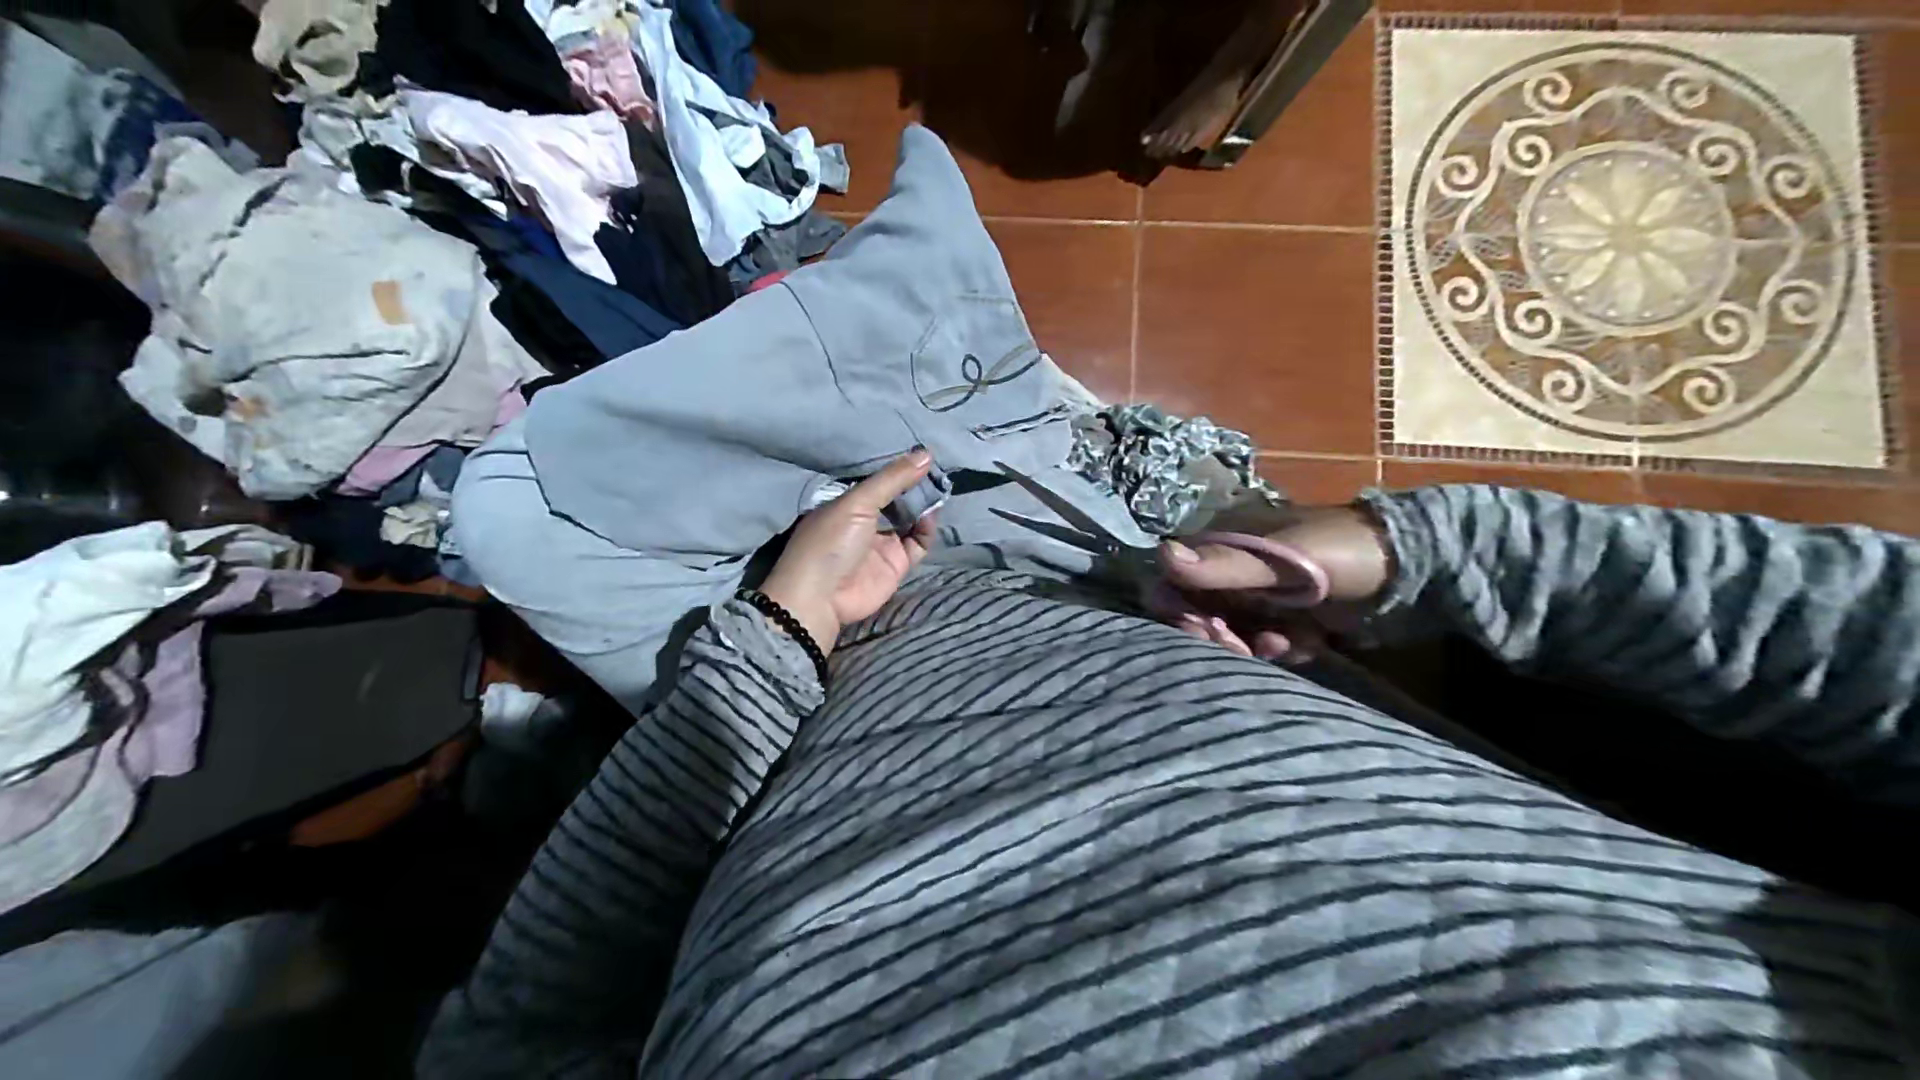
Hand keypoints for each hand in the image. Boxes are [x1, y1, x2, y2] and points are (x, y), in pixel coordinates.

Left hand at [759, 450, 938, 654]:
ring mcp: (881, 543)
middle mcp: (865, 520)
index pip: (878, 480)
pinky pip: (918, 541)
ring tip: (937, 490)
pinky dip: (926, 529)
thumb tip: (926, 454)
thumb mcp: (857, 502)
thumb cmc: (831, 541)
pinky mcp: (897, 564)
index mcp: (847, 502)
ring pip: (910, 518)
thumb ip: (892, 479)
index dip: (898, 469)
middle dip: (915, 486)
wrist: (821, 598)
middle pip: (897, 498)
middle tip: (935, 471)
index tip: (921, 455)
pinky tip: (930, 516)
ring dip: (924, 505)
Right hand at [1149, 505, 1393, 663]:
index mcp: (1223, 544)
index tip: (1204, 631)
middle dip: (1216, 635)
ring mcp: (1259, 594)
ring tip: (1282, 643)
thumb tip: (1161, 554)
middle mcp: (1233, 569)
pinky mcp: (1284, 617)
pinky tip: (1305, 643)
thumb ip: (1224, 565)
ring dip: (1249, 645)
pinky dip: (1279, 648)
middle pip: (1199, 611)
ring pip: (1230, 631)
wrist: (1415, 568)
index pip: (1175, 579)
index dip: (1179, 608)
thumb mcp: (1283, 558)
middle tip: (1241, 648)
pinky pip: (1262, 641)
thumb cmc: (1342, 551)